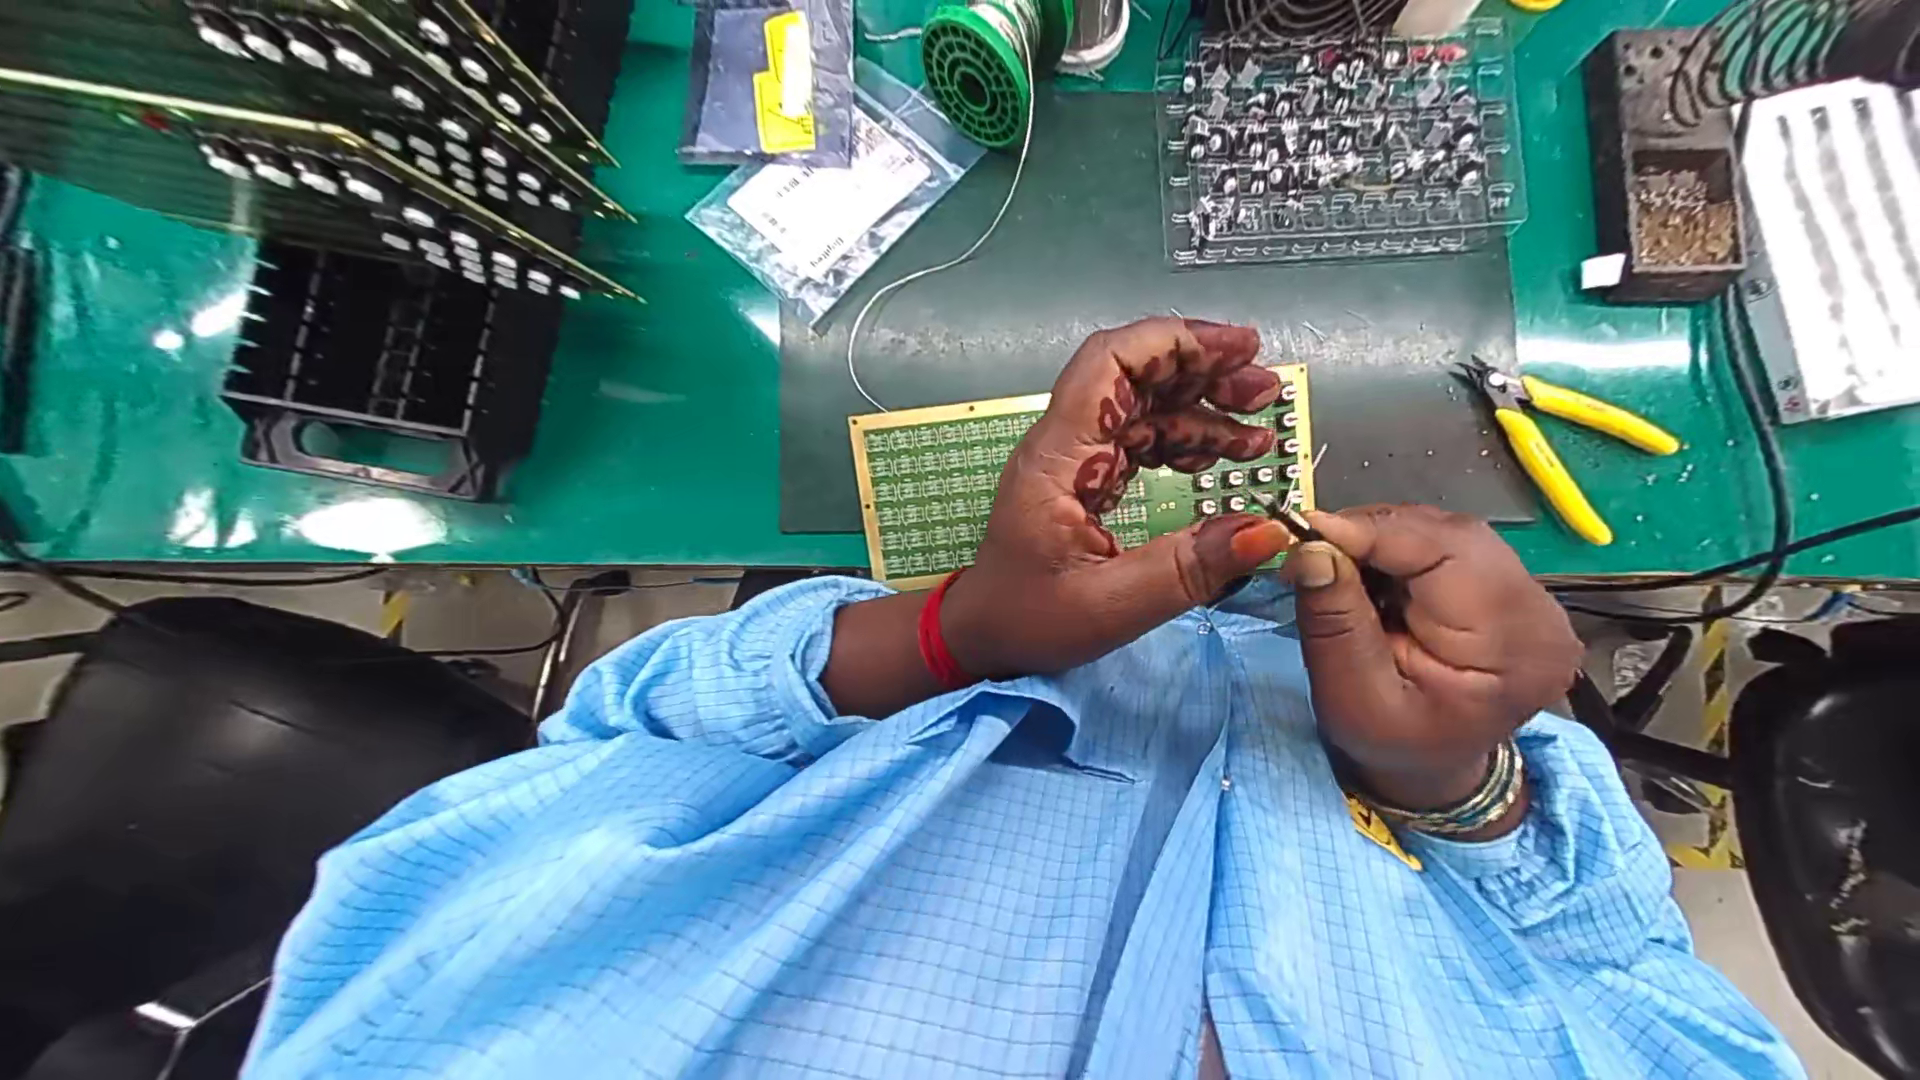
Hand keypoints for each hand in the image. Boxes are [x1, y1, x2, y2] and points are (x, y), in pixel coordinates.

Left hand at [940, 317, 1294, 678]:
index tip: (1239, 350)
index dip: (1172, 342)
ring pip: (1138, 408)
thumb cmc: (1029, 619)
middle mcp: (1063, 447)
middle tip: (1264, 388)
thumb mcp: (1111, 606)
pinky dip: (1180, 444)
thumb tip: (1269, 530)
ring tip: (1256, 433)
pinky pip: (1136, 443)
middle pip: (1129, 377)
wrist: (983, 633)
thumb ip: (1188, 569)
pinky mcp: (1084, 480)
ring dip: (1198, 409)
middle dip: (1199, 370)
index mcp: (1057, 460)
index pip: (1107, 365)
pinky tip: (1217, 460)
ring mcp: (1073, 461)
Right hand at [1284, 505, 1580, 815]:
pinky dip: (1390, 547)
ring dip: (1377, 536)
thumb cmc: (1391, 742)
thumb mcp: (1350, 693)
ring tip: (1331, 561)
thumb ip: (1334, 620)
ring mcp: (1527, 598)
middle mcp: (1538, 612)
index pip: (1446, 555)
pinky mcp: (1503, 590)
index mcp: (1513, 646)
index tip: (1305, 527)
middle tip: (1309, 546)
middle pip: (1449, 534)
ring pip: (1443, 532)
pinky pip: (1442, 545)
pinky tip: (1361, 570)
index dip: (1372, 531)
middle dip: (1370, 530)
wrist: (1429, 766)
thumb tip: (1310, 549)